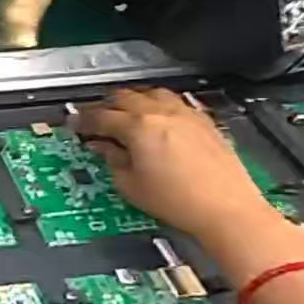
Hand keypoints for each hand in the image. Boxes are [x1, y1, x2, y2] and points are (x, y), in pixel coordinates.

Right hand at [72, 87, 281, 239]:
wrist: (228, 211)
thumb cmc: (179, 201)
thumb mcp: (130, 184)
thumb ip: (112, 160)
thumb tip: (104, 148)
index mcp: (137, 126)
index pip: (100, 117)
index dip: (83, 121)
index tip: (75, 125)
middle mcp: (161, 113)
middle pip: (124, 97)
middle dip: (105, 105)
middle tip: (96, 117)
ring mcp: (186, 115)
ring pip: (152, 92)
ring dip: (134, 99)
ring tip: (126, 111)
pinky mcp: (205, 122)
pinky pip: (177, 101)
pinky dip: (161, 104)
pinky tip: (159, 116)